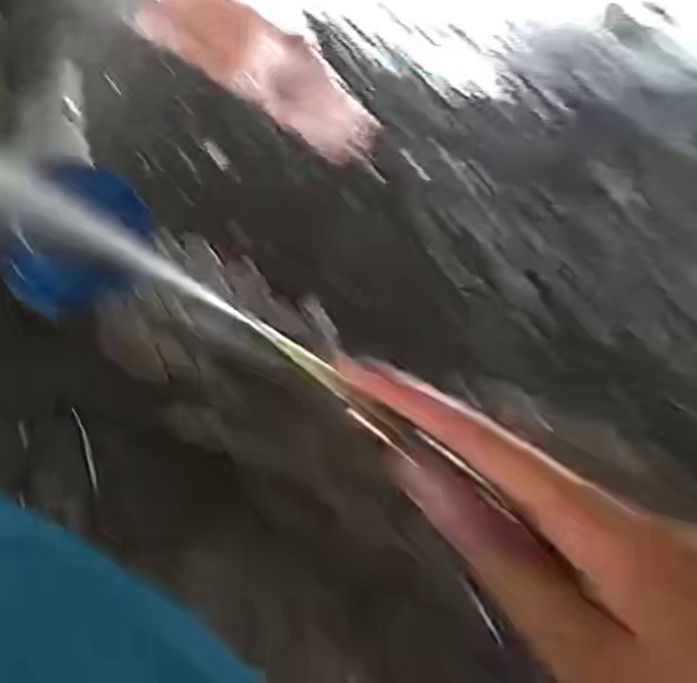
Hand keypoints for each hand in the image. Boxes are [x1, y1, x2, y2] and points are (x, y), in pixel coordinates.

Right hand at [344, 361, 696, 682]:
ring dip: (476, 463)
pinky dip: (517, 493)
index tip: (348, 365)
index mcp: (614, 532)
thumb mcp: (578, 647)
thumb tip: (411, 466)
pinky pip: (573, 509)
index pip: (487, 444)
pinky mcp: (677, 559)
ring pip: (544, 485)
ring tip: (410, 440)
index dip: (411, 400)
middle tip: (366, 403)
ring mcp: (671, 537)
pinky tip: (489, 498)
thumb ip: (498, 555)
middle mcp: (646, 519)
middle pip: (518, 459)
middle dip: (441, 429)